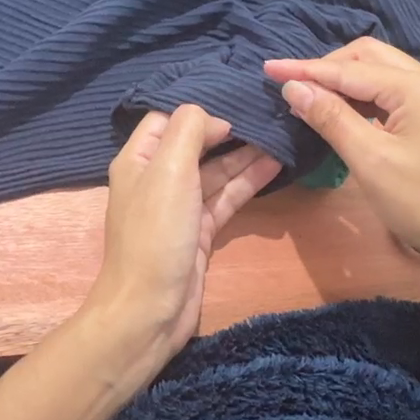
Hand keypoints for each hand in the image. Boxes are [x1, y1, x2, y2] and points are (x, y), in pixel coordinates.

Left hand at [82, 105, 281, 369]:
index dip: (199, 111)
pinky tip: (274, 166)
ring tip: (280, 137)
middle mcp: (157, 179)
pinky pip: (226, 198)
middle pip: (196, 144)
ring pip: (216, 172)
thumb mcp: (169, 169)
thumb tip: (216, 120)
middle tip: (267, 116)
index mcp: (139, 159)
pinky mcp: (200, 231)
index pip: (167, 118)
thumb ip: (189, 130)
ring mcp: (180, 207)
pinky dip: (248, 182)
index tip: (233, 110)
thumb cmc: (156, 233)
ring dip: (245, 156)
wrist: (150, 309)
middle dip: (229, 130)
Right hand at [263, 37, 419, 283]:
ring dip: (345, 81)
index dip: (306, 69)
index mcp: (419, 88)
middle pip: (369, 58)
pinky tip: (344, 110)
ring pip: (382, 73)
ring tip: (310, 97)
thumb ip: (330, 117)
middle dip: (327, 67)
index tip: (267, 68)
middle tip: (292, 86)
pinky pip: (394, 92)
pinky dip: (364, 96)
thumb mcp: (370, 161)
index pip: (351, 69)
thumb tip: (293, 87)